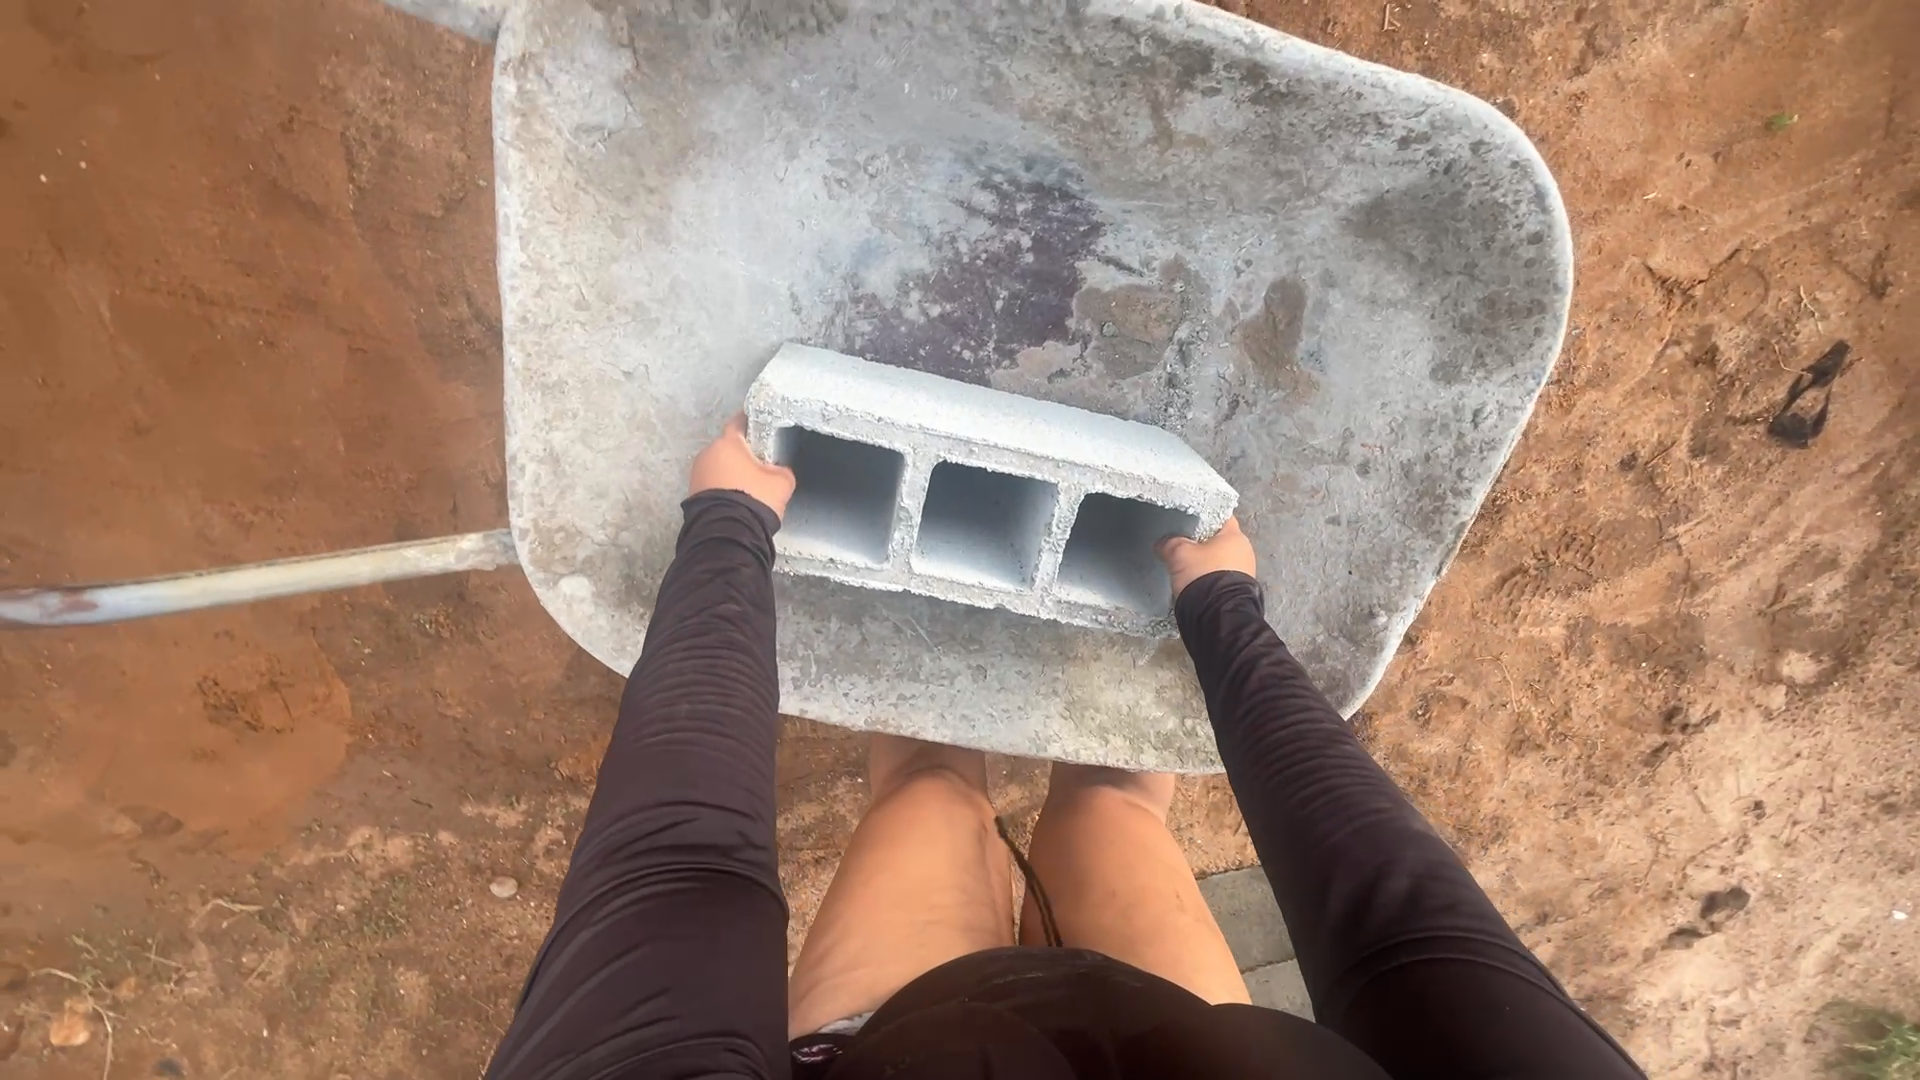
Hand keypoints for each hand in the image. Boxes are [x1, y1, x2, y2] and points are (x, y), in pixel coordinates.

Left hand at [688, 414, 795, 519]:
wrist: (728, 532)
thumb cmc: (755, 498)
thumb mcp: (782, 482)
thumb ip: (781, 469)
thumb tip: (776, 470)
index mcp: (728, 443)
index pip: (739, 423)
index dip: (751, 423)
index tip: (760, 427)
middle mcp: (707, 453)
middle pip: (729, 448)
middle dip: (743, 457)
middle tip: (761, 470)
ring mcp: (696, 474)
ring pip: (719, 468)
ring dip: (732, 475)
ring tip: (749, 491)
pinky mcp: (692, 494)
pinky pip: (713, 485)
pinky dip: (723, 490)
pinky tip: (737, 503)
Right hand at [1156, 517, 1255, 599]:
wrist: (1216, 613)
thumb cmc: (1203, 576)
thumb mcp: (1179, 553)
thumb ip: (1170, 543)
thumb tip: (1163, 543)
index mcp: (1235, 536)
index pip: (1220, 517)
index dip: (1203, 517)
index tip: (1188, 521)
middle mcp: (1244, 552)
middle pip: (1219, 540)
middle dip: (1201, 543)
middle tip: (1182, 545)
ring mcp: (1245, 572)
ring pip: (1219, 559)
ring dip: (1205, 562)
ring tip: (1186, 567)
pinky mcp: (1239, 590)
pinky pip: (1221, 576)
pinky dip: (1209, 577)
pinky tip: (1195, 582)